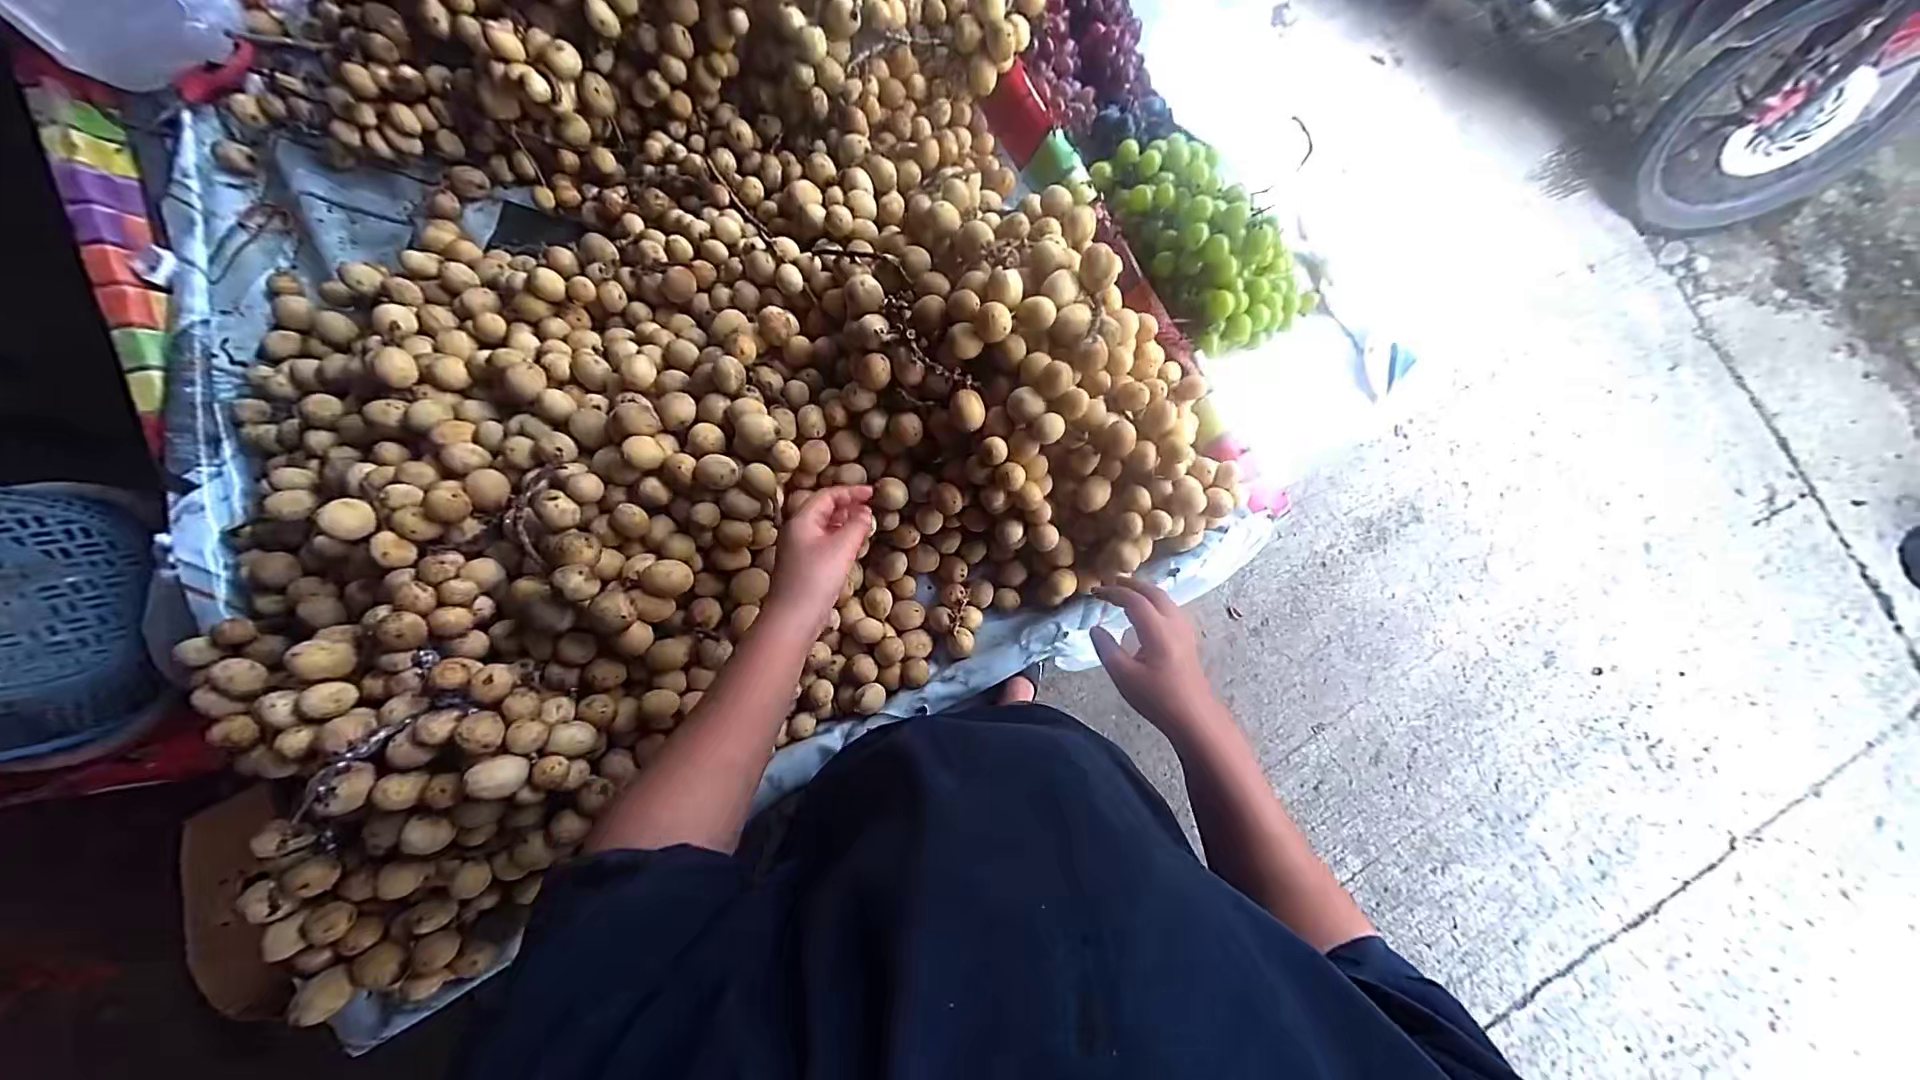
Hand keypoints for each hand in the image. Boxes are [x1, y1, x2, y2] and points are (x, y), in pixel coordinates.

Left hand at [768, 485, 871, 629]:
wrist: (792, 618)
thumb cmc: (816, 579)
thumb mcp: (842, 548)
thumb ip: (857, 525)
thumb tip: (865, 513)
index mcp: (802, 521)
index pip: (827, 495)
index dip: (851, 491)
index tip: (873, 493)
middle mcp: (796, 531)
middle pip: (823, 509)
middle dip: (848, 505)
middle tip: (870, 507)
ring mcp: (798, 549)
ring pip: (824, 526)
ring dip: (844, 522)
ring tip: (865, 524)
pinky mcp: (803, 566)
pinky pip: (823, 542)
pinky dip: (840, 538)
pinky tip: (852, 546)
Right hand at [1091, 578, 1228, 743]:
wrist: (1194, 717)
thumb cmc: (1157, 698)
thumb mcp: (1123, 676)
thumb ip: (1107, 649)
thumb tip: (1095, 629)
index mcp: (1158, 631)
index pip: (1134, 600)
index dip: (1113, 593)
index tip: (1095, 592)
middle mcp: (1174, 624)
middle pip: (1153, 592)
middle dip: (1131, 584)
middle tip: (1110, 583)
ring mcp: (1184, 631)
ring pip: (1165, 599)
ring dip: (1144, 591)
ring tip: (1126, 592)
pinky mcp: (1188, 640)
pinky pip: (1170, 609)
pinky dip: (1154, 601)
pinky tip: (1146, 612)